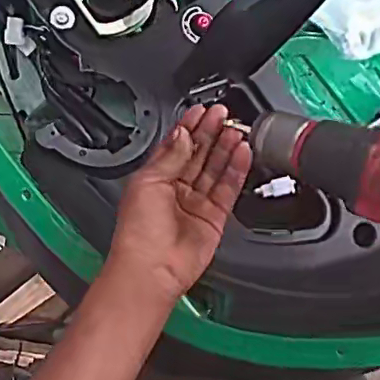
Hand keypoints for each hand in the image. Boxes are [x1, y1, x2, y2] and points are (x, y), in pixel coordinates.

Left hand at [103, 104, 251, 298]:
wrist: (151, 269)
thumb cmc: (138, 233)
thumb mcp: (148, 182)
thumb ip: (171, 156)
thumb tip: (183, 134)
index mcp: (154, 179)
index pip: (176, 146)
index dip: (190, 127)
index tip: (202, 111)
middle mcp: (175, 190)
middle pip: (198, 154)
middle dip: (211, 133)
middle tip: (224, 115)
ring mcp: (195, 204)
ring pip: (215, 169)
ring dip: (226, 148)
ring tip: (237, 129)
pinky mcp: (214, 218)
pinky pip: (228, 188)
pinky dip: (236, 169)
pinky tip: (242, 152)